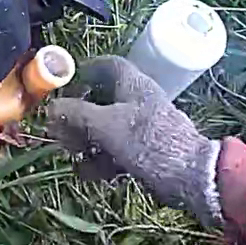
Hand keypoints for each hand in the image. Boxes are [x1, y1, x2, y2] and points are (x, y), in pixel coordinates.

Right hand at [44, 57, 221, 226]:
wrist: (193, 179)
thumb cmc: (148, 143)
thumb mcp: (105, 125)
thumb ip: (75, 113)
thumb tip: (51, 107)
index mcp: (133, 86)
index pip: (108, 65)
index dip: (86, 70)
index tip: (65, 83)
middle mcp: (138, 102)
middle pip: (101, 99)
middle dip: (77, 115)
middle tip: (60, 128)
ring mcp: (143, 127)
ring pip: (106, 127)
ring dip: (85, 139)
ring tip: (71, 154)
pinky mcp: (147, 151)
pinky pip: (116, 149)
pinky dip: (100, 158)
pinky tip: (88, 173)